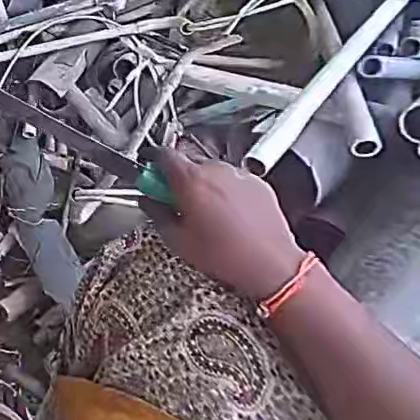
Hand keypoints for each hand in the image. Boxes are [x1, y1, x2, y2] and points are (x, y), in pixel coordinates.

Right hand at [154, 146, 307, 301]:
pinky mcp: (258, 184)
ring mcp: (239, 176)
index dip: (152, 162)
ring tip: (206, 211)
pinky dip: (226, 190)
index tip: (150, 175)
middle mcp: (215, 170)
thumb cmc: (226, 255)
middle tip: (177, 200)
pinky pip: (233, 180)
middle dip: (179, 178)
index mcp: (190, 179)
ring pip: (211, 170)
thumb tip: (148, 202)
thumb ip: (155, 212)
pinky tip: (227, 214)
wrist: (271, 266)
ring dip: (204, 183)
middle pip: (188, 161)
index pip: (163, 153)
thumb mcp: (176, 238)